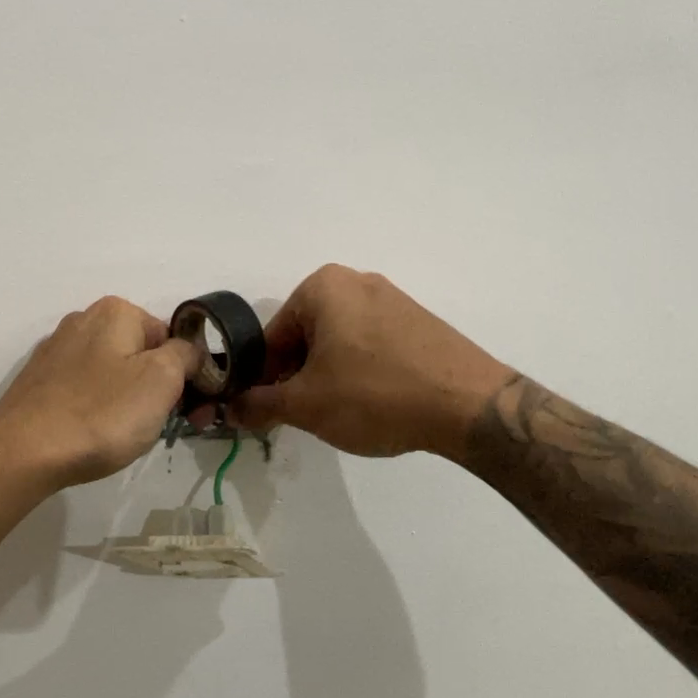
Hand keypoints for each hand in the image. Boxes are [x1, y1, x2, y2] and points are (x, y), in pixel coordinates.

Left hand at [0, 296, 200, 487]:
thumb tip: (186, 351)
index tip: (191, 412)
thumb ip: (185, 355)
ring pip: (111, 375)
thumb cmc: (101, 414)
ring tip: (124, 438)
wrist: (24, 453)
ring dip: (128, 403)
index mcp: (116, 311)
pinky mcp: (37, 384)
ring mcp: (54, 353)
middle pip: (139, 354)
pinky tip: (92, 436)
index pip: (170, 337)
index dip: (187, 374)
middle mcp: (82, 321)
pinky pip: (83, 392)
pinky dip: (96, 411)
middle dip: (158, 390)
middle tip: (161, 428)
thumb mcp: (162, 380)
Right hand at [233, 264, 512, 458]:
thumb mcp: (304, 405)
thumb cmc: (374, 395)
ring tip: (336, 414)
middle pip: (302, 337)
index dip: (259, 379)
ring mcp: (392, 299)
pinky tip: (368, 404)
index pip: (268, 338)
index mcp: (322, 287)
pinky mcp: (418, 323)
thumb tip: (229, 409)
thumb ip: (258, 404)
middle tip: (299, 416)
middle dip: (293, 377)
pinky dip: (356, 373)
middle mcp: (356, 281)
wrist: (468, 406)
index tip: (261, 411)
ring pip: (334, 344)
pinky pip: (367, 346)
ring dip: (323, 378)